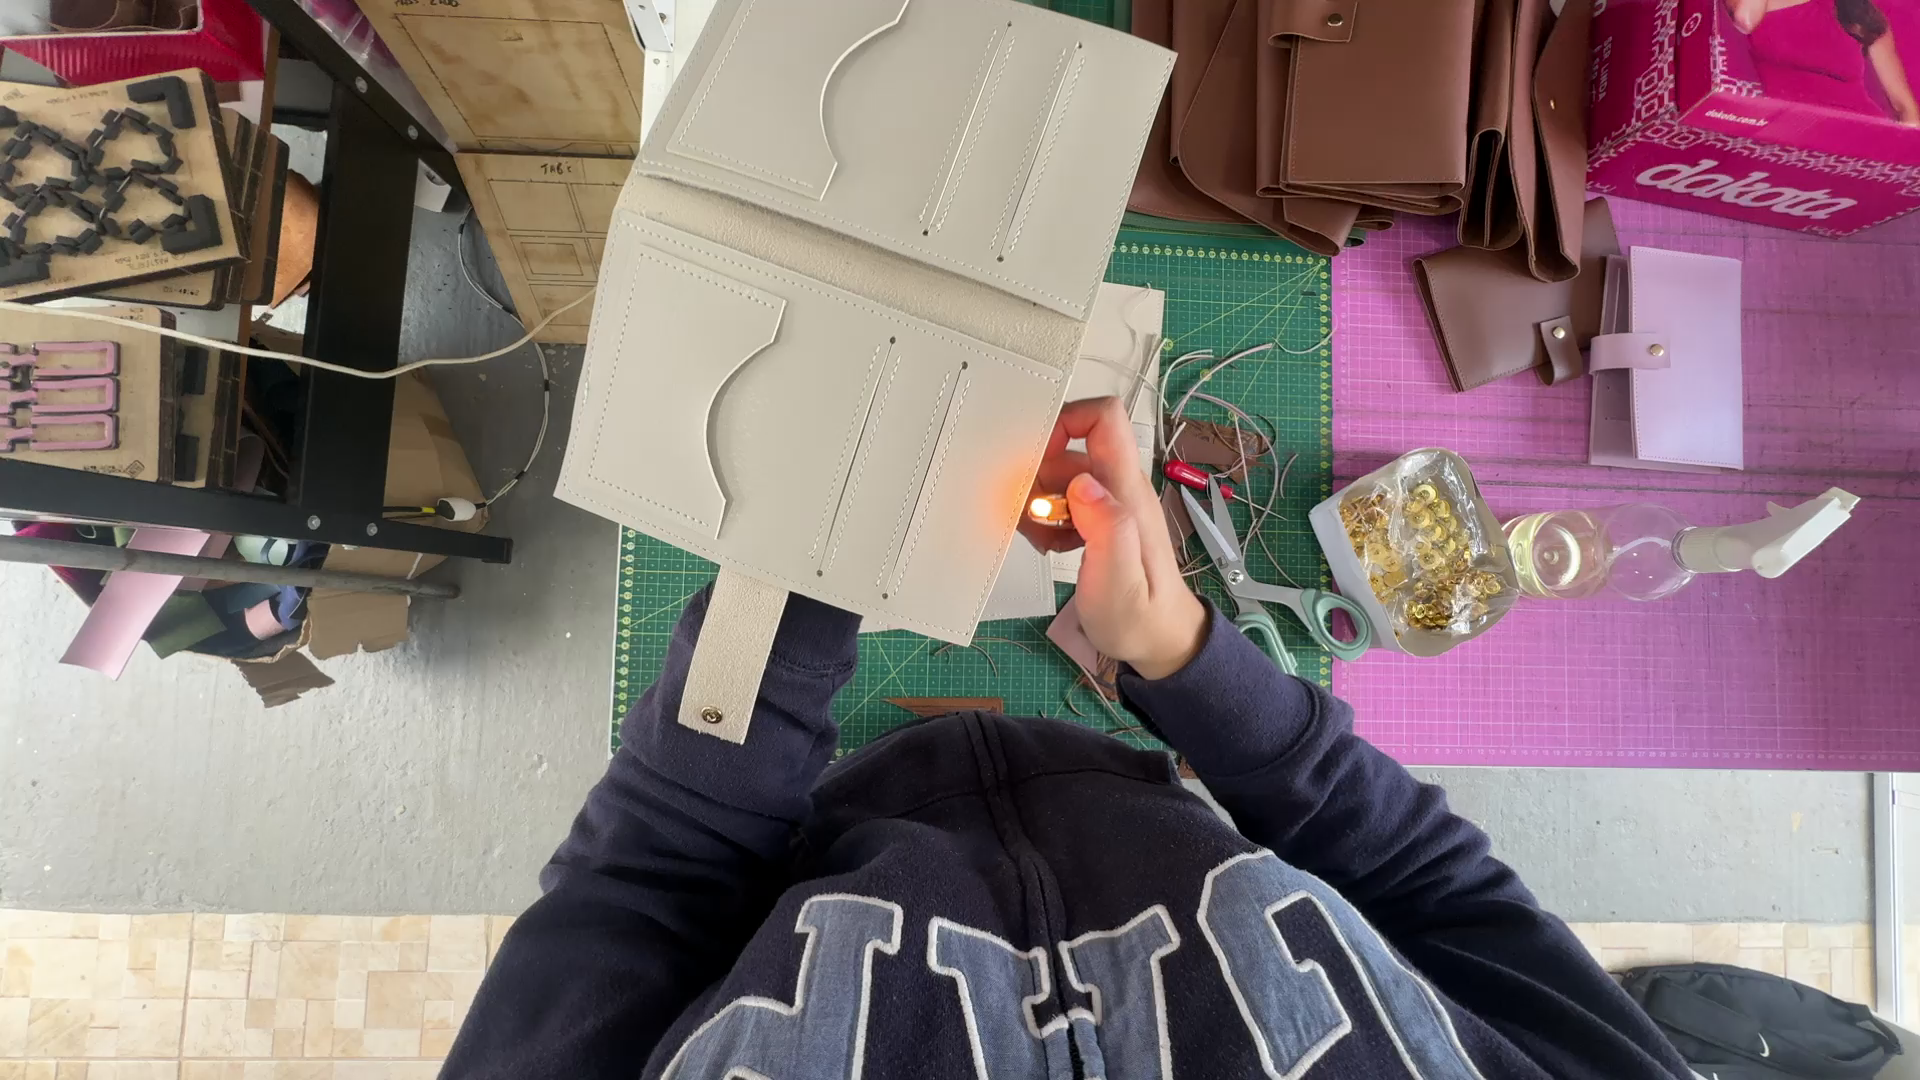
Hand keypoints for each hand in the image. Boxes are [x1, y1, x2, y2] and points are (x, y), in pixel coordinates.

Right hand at [1018, 397, 1206, 679]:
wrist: (1160, 639)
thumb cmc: (1139, 617)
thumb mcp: (1119, 582)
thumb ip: (1107, 530)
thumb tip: (1082, 483)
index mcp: (1125, 492)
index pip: (1104, 419)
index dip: (1066, 422)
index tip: (1036, 458)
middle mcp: (1118, 488)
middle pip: (1070, 449)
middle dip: (1038, 474)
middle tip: (1030, 516)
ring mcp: (1108, 503)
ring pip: (1061, 476)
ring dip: (1038, 501)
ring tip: (1042, 538)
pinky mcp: (1099, 519)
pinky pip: (1063, 500)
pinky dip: (1046, 517)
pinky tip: (1051, 544)